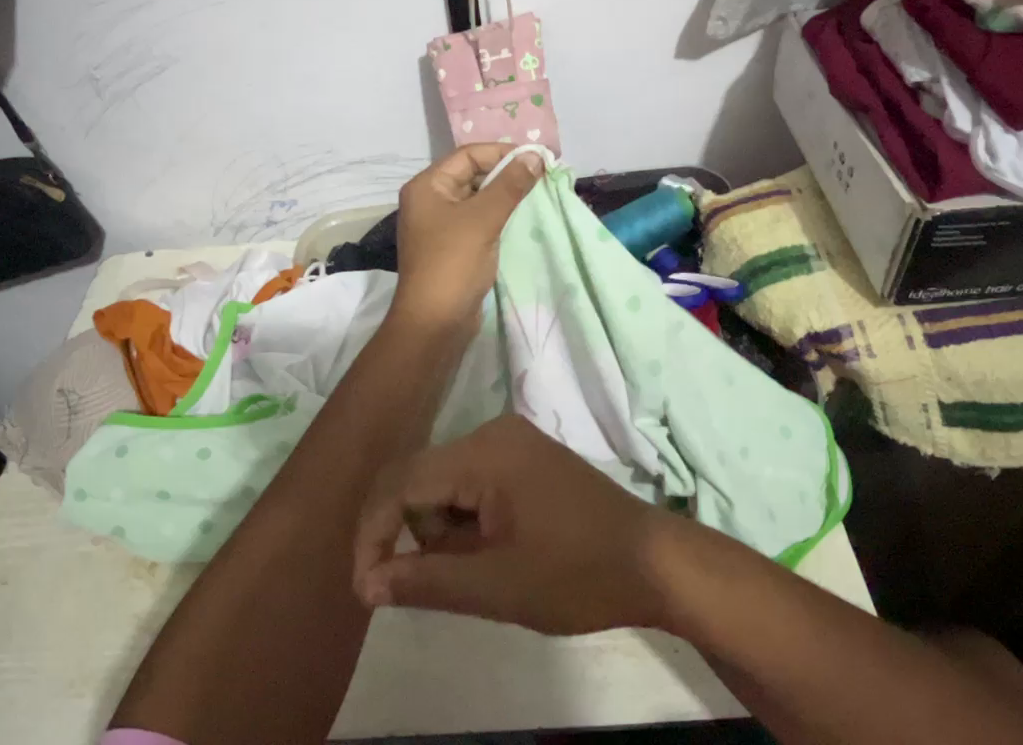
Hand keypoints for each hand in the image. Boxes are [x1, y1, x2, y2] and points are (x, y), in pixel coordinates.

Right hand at [352, 415, 673, 634]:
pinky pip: (472, 484)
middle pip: (420, 480)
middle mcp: (493, 433)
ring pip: (445, 484)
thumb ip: (425, 582)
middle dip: (415, 535)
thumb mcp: (496, 587)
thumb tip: (365, 584)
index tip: (366, 588)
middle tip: (438, 586)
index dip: (374, 534)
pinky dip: (467, 521)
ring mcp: (514, 442)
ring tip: (482, 572)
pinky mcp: (527, 459)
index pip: (400, 483)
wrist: (656, 564)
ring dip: (444, 532)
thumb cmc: (577, 575)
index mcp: (484, 452)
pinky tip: (495, 553)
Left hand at [391, 144, 542, 327]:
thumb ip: (510, 185)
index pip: (468, 155)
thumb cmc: (453, 263)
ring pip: (477, 199)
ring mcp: (439, 225)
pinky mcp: (452, 246)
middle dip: (506, 174)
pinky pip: (478, 221)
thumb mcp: (484, 219)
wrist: (434, 322)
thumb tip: (535, 157)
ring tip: (537, 195)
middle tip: (542, 177)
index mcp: (427, 186)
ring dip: (505, 196)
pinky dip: (498, 217)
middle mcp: (429, 201)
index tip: (537, 159)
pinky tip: (522, 220)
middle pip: (472, 174)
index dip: (502, 153)